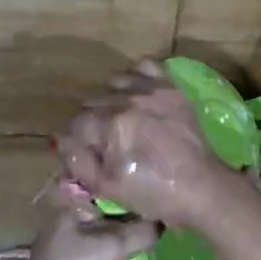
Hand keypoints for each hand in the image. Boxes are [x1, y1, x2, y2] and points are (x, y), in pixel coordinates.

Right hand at [56, 61, 237, 227]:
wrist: (201, 186)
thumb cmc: (153, 192)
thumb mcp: (108, 187)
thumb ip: (78, 161)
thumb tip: (58, 138)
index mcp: (111, 124)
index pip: (77, 123)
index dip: (78, 141)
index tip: (89, 154)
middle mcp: (129, 98)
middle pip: (93, 101)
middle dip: (93, 121)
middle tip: (106, 142)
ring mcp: (152, 89)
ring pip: (115, 82)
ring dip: (112, 99)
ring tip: (122, 120)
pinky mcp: (171, 87)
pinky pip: (144, 67)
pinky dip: (136, 77)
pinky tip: (137, 96)